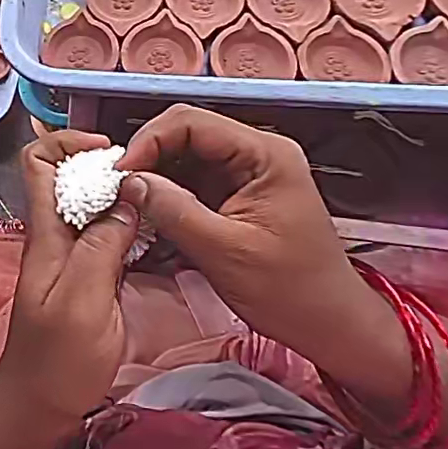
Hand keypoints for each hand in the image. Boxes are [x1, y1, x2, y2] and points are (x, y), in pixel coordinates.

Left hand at [0, 131, 138, 448]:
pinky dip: (129, 224)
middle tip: (149, 177)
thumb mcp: (84, 300)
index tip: (111, 151)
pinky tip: (156, 232)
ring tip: (160, 199)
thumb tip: (128, 196)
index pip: (39, 161)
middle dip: (106, 166)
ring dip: (122, 195)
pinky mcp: (88, 273)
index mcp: (46, 232)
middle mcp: (56, 234)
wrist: (40, 405)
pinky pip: (107, 233)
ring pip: (92, 204)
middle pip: (70, 177)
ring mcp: (71, 254)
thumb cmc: (59, 358)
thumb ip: (103, 246)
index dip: (69, 142)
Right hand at [115, 105, 377, 346]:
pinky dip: (164, 193)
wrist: (329, 326)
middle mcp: (254, 153)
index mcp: (265, 155)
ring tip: (128, 201)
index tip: (120, 172)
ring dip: (152, 176)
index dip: (148, 141)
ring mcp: (243, 173)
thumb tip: (128, 182)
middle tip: (118, 187)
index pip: (191, 122)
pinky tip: (148, 212)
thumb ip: (174, 212)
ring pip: (181, 157)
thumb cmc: (291, 292)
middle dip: (147, 157)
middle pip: (184, 134)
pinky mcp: (232, 194)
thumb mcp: (226, 252)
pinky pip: (187, 180)